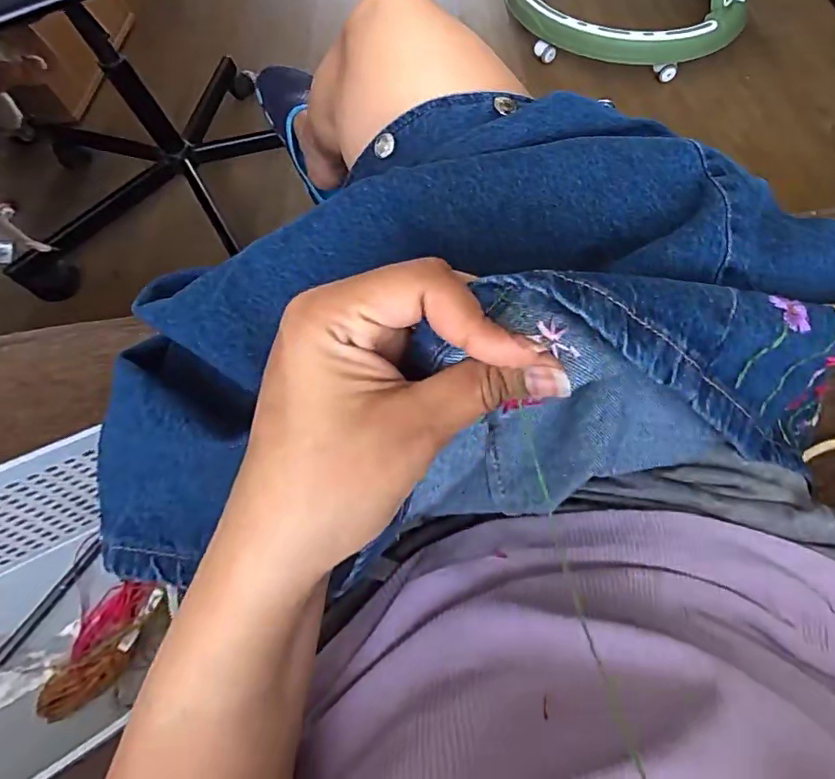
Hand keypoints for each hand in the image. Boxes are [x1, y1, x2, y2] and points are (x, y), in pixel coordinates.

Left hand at [214, 259, 569, 588]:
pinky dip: (450, 357)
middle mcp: (333, 307)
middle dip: (478, 324)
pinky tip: (476, 377)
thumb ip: (486, 384)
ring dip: (469, 342)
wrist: (278, 551)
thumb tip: (555, 366)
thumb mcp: (417, 428)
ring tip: (510, 368)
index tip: (524, 358)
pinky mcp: (354, 360)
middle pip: (426, 291)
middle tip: (526, 357)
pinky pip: (414, 341)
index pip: (424, 283)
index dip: (479, 316)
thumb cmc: (336, 486)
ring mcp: (343, 333)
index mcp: (330, 311)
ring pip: (426, 316)